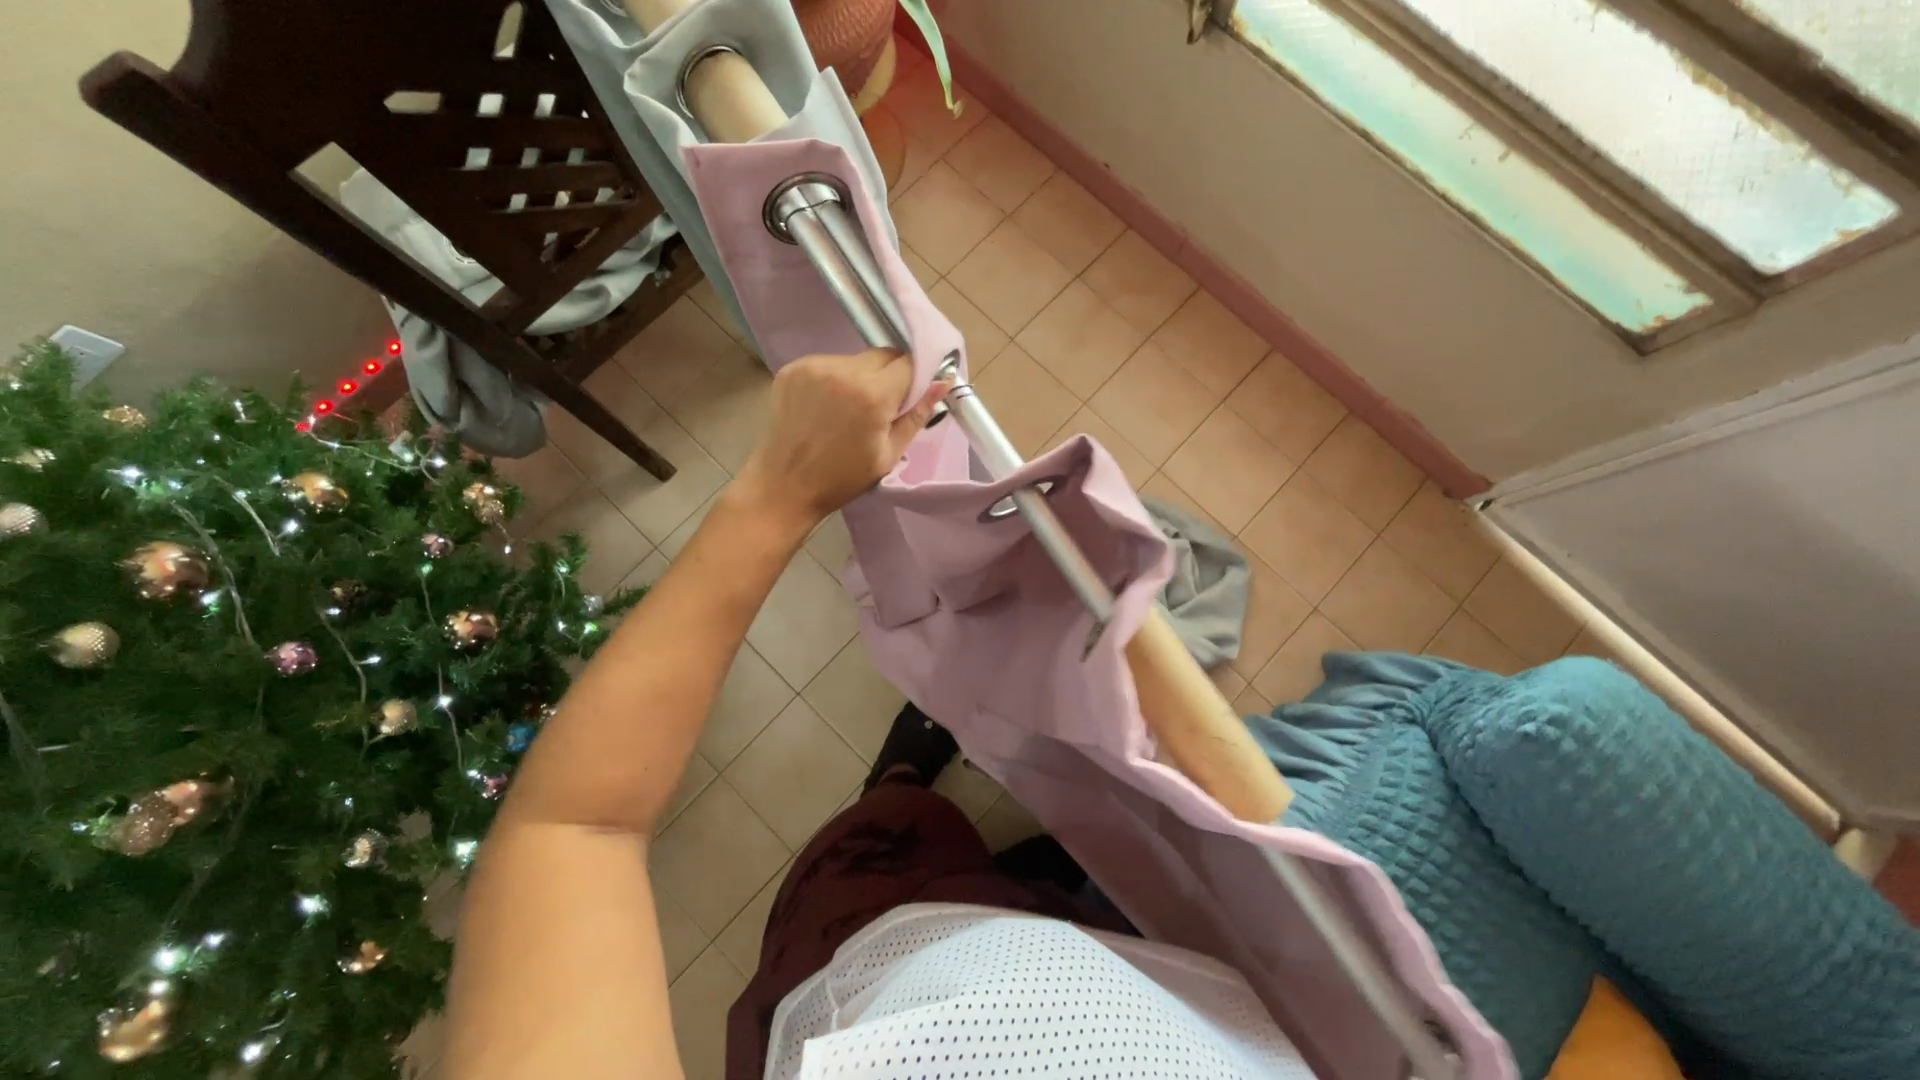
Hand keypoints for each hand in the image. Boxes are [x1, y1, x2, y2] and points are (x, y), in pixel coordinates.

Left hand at [734, 348, 950, 529]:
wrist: (784, 485)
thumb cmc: (843, 478)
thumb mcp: (889, 453)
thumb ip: (917, 414)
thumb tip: (943, 382)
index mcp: (873, 394)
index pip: (909, 362)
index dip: (915, 376)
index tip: (911, 393)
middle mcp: (844, 370)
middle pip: (883, 354)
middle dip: (889, 374)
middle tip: (881, 405)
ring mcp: (814, 366)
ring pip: (855, 359)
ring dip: (861, 376)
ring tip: (849, 409)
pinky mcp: (792, 368)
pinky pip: (828, 364)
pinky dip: (834, 379)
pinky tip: (826, 405)